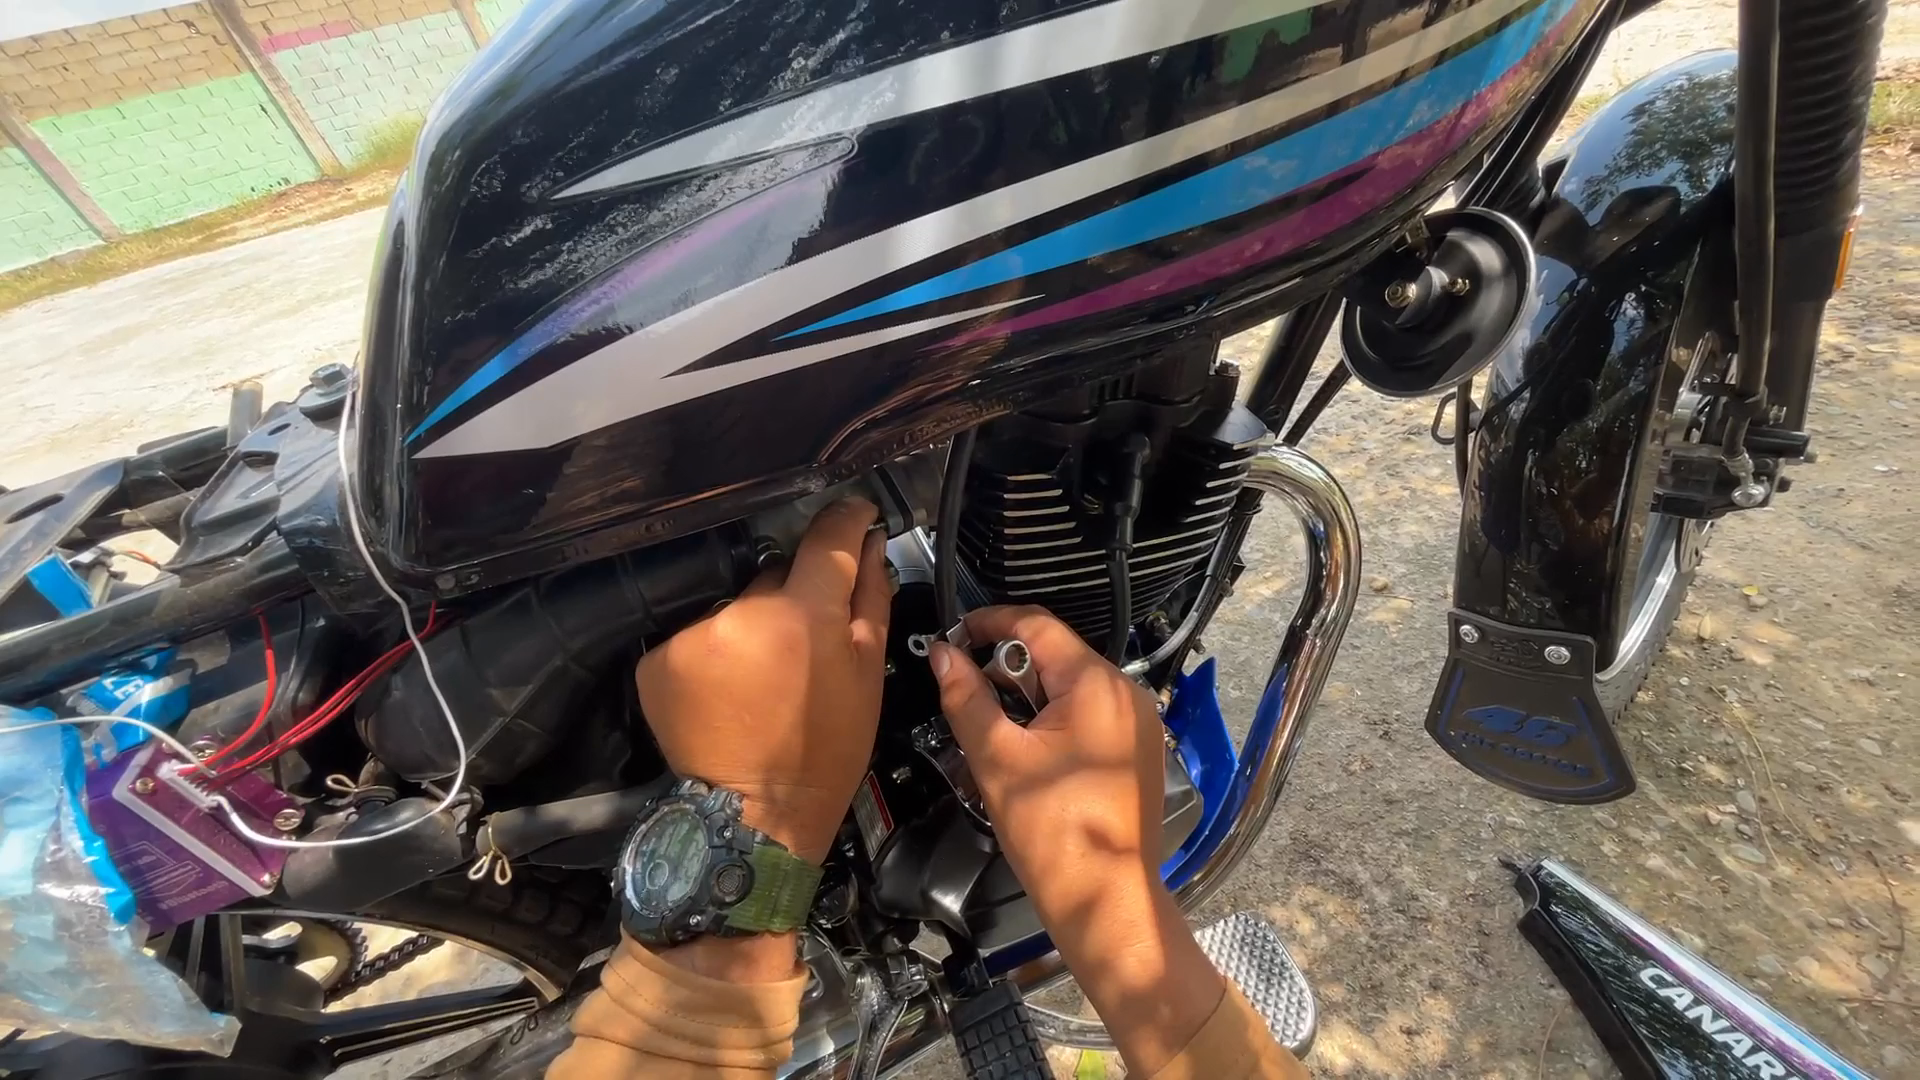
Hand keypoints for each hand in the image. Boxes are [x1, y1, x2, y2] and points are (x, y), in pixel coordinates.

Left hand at [636, 498, 891, 864]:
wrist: (758, 812)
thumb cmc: (827, 745)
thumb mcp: (866, 671)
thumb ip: (870, 596)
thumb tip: (872, 542)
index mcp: (804, 613)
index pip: (827, 537)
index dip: (847, 519)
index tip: (856, 513)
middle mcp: (742, 611)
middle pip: (776, 575)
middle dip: (793, 596)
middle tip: (803, 642)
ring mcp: (694, 634)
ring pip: (737, 604)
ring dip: (752, 624)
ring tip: (763, 673)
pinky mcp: (659, 659)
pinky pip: (700, 633)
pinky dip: (716, 650)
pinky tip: (728, 687)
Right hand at [928, 606, 1224, 1074]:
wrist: (1106, 902)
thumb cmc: (1051, 830)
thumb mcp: (996, 756)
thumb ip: (966, 697)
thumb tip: (942, 654)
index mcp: (1096, 683)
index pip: (1037, 624)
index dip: (990, 622)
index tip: (956, 635)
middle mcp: (1125, 692)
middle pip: (1055, 653)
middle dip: (1006, 664)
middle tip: (967, 688)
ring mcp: (1137, 722)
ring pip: (1070, 684)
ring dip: (1027, 693)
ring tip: (993, 724)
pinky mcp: (1137, 749)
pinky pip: (1088, 712)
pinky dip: (1052, 715)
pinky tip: (1028, 747)